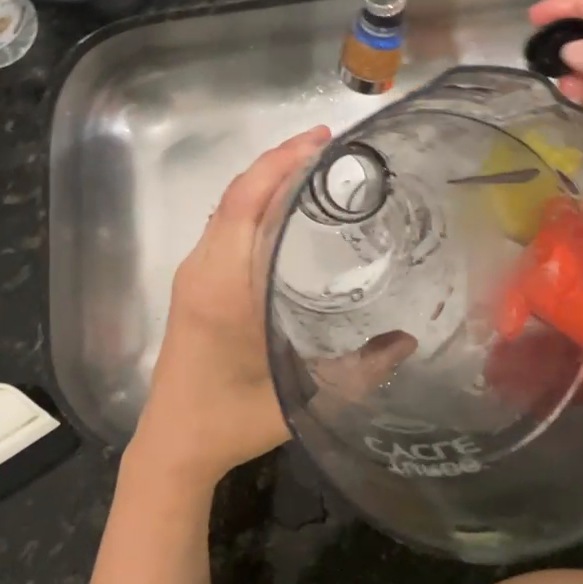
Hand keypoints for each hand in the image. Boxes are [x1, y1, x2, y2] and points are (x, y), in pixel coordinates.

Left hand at [132, 127, 332, 484]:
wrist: (173, 443)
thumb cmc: (232, 418)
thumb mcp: (302, 397)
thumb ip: (358, 370)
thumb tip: (409, 339)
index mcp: (224, 285)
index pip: (248, 202)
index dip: (282, 163)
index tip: (322, 140)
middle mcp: (203, 267)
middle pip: (237, 194)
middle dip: (280, 161)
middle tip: (330, 146)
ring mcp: (193, 272)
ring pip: (228, 206)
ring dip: (265, 179)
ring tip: (314, 168)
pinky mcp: (193, 282)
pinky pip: (224, 224)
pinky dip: (254, 202)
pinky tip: (285, 209)